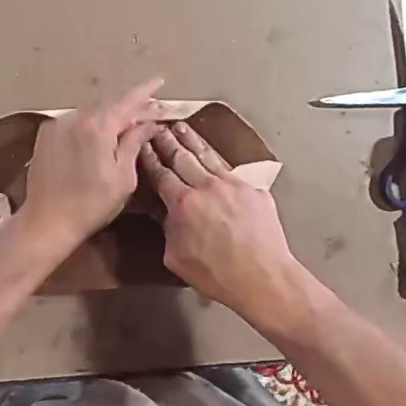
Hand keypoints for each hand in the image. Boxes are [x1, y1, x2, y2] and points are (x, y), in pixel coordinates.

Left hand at [19, 78, 163, 251]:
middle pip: (109, 106)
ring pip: (91, 114)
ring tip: (129, 126)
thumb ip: (134, 144)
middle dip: (131, 108)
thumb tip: (148, 124)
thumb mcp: (122, 177)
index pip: (127, 101)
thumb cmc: (91, 205)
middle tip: (151, 112)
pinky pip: (75, 123)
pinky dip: (91, 126)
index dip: (146, 91)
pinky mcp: (46, 136)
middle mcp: (75, 118)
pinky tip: (101, 138)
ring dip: (111, 118)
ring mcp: (57, 125)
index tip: (159, 81)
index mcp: (97, 127)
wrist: (47, 222)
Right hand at [139, 121, 316, 326]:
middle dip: (168, 141)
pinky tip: (212, 155)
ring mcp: (233, 185)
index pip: (161, 174)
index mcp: (183, 204)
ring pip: (208, 157)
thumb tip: (165, 212)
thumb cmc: (216, 275)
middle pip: (182, 158)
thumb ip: (168, 229)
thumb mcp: (176, 257)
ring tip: (182, 127)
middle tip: (158, 127)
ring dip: (192, 140)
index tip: (143, 146)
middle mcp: (207, 187)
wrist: (262, 277)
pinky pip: (231, 171)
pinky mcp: (254, 191)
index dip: (150, 159)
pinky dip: (217, 159)